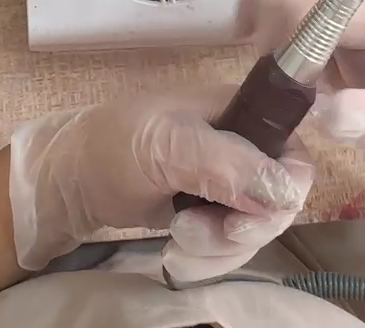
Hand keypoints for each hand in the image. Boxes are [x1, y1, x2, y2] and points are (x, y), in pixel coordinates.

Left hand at [8, 87, 312, 278]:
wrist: (72, 178)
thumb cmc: (113, 145)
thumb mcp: (164, 145)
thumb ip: (223, 162)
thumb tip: (284, 189)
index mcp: (235, 109)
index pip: (292, 147)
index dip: (287, 187)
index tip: (248, 217)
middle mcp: (239, 141)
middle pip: (279, 197)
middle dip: (243, 228)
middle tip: (197, 233)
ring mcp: (226, 177)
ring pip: (257, 226)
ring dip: (221, 246)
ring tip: (178, 236)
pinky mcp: (211, 208)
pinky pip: (234, 241)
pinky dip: (211, 255)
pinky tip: (179, 246)